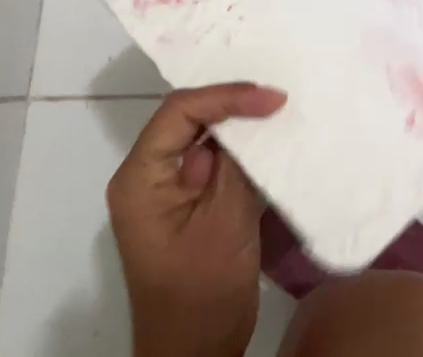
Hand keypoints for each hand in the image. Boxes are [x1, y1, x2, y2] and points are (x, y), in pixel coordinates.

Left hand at [109, 83, 287, 356]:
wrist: (196, 356)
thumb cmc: (202, 294)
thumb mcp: (225, 224)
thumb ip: (237, 166)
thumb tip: (256, 117)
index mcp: (140, 178)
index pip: (180, 113)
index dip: (227, 96)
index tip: (273, 98)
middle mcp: (149, 176)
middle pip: (189, 118)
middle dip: (234, 101)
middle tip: (279, 93)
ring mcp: (170, 191)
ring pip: (205, 137)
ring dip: (242, 123)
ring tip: (281, 107)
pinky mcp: (193, 204)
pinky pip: (217, 162)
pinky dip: (245, 150)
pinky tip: (274, 141)